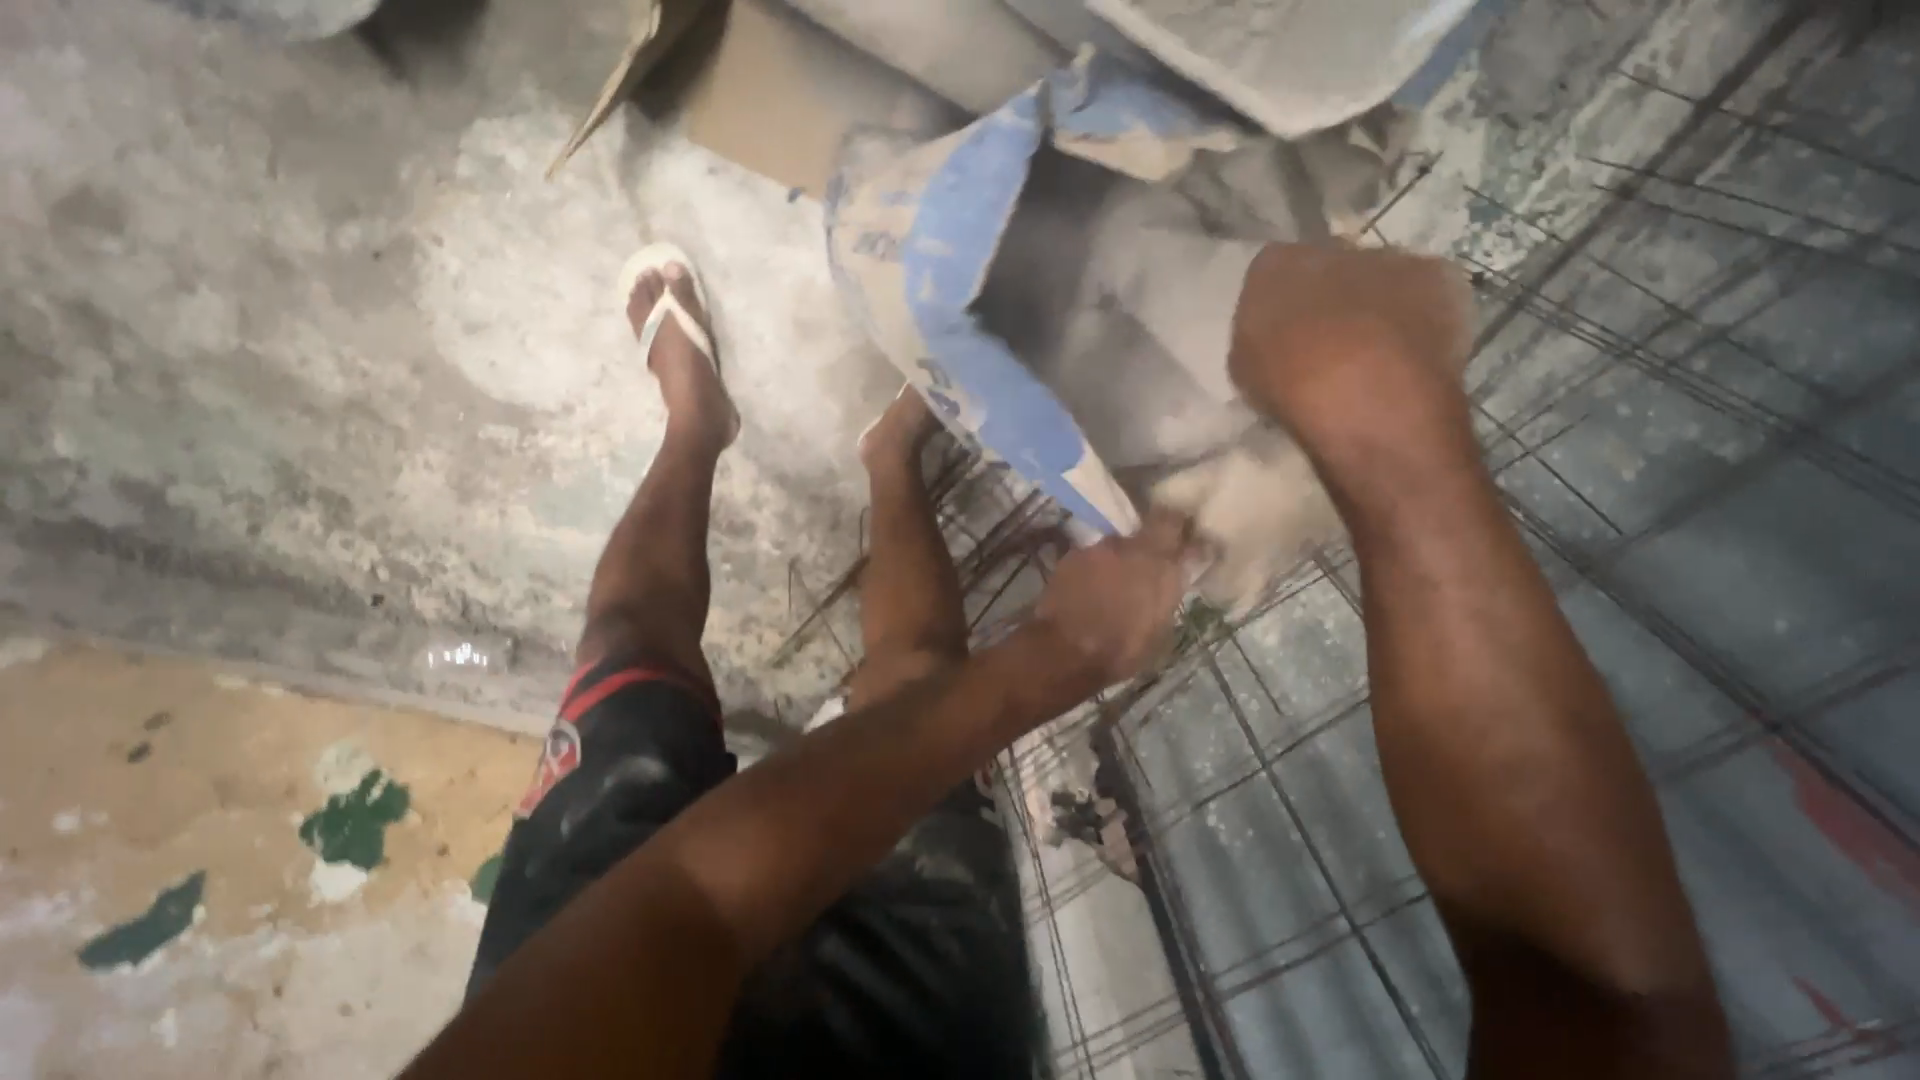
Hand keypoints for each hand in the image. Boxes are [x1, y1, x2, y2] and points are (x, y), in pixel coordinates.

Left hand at [1032, 510, 1192, 690]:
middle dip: (1146, 547)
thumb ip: (1167, 593)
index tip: (1182, 539)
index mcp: (1161, 565)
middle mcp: (1131, 547)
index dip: (1179, 529)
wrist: (1068, 652)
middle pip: (1144, 533)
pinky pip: (1089, 558)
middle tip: (1143, 568)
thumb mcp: (1160, 630)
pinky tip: (1085, 590)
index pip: (1175, 525)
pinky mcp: (1071, 556)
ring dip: (1116, 561)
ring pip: (1114, 547)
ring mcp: (1099, 549)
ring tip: (1109, 585)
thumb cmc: (1122, 651)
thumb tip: (1171, 579)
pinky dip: (1091, 570)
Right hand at [1227, 242, 1474, 451]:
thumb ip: (1261, 336)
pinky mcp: (1439, 275)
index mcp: (1273, 266)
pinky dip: (1424, 316)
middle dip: (1335, 300)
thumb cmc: (1290, 386)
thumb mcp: (1247, 368)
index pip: (1274, 273)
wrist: (1365, 393)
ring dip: (1380, 308)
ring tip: (1381, 357)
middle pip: (1332, 270)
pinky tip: (1417, 353)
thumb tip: (1281, 332)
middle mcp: (1330, 248)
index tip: (1289, 336)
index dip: (1284, 306)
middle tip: (1335, 346)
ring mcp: (1388, 258)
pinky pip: (1428, 294)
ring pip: (1381, 280)